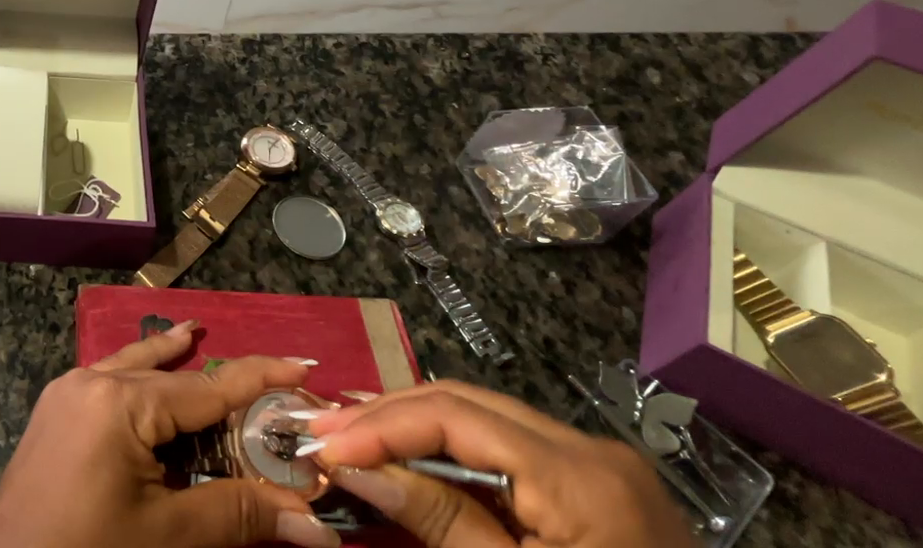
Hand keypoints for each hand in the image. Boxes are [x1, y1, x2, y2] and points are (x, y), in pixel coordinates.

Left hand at [0, 321, 339, 547]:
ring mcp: (66, 393)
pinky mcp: (54, 412)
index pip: (205, 387)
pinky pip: (105, 380)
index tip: (301, 366)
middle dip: (217, 381)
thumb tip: (318, 527)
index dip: (257, 379)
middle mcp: (90, 381)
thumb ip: (239, 515)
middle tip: (268, 379)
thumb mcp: (168, 536)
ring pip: (131, 366)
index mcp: (119, 402)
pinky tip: (145, 375)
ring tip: (193, 336)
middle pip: (170, 376)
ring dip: (167, 358)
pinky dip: (134, 374)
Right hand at [301, 381, 698, 547]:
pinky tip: (411, 456)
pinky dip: (452, 448)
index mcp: (580, 477)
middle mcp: (591, 449)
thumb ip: (439, 521)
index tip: (322, 446)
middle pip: (464, 401)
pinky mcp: (598, 482)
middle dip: (388, 415)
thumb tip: (352, 466)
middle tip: (323, 433)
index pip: (453, 416)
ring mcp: (599, 462)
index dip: (380, 427)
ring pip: (482, 415)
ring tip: (352, 438)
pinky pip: (507, 444)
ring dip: (413, 426)